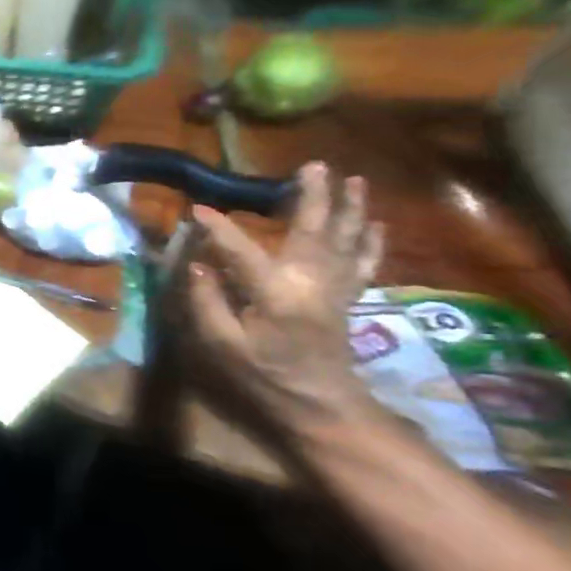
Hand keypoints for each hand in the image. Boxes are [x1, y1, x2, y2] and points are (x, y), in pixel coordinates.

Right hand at [185, 162, 386, 441]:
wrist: (320, 405)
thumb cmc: (263, 374)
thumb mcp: (221, 343)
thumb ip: (207, 300)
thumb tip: (198, 263)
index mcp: (276, 293)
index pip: (241, 251)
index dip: (218, 229)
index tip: (197, 210)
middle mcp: (312, 282)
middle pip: (314, 231)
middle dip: (314, 197)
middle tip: (315, 165)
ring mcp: (335, 289)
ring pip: (346, 239)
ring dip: (350, 208)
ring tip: (354, 180)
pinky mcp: (346, 298)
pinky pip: (362, 262)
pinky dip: (369, 240)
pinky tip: (373, 222)